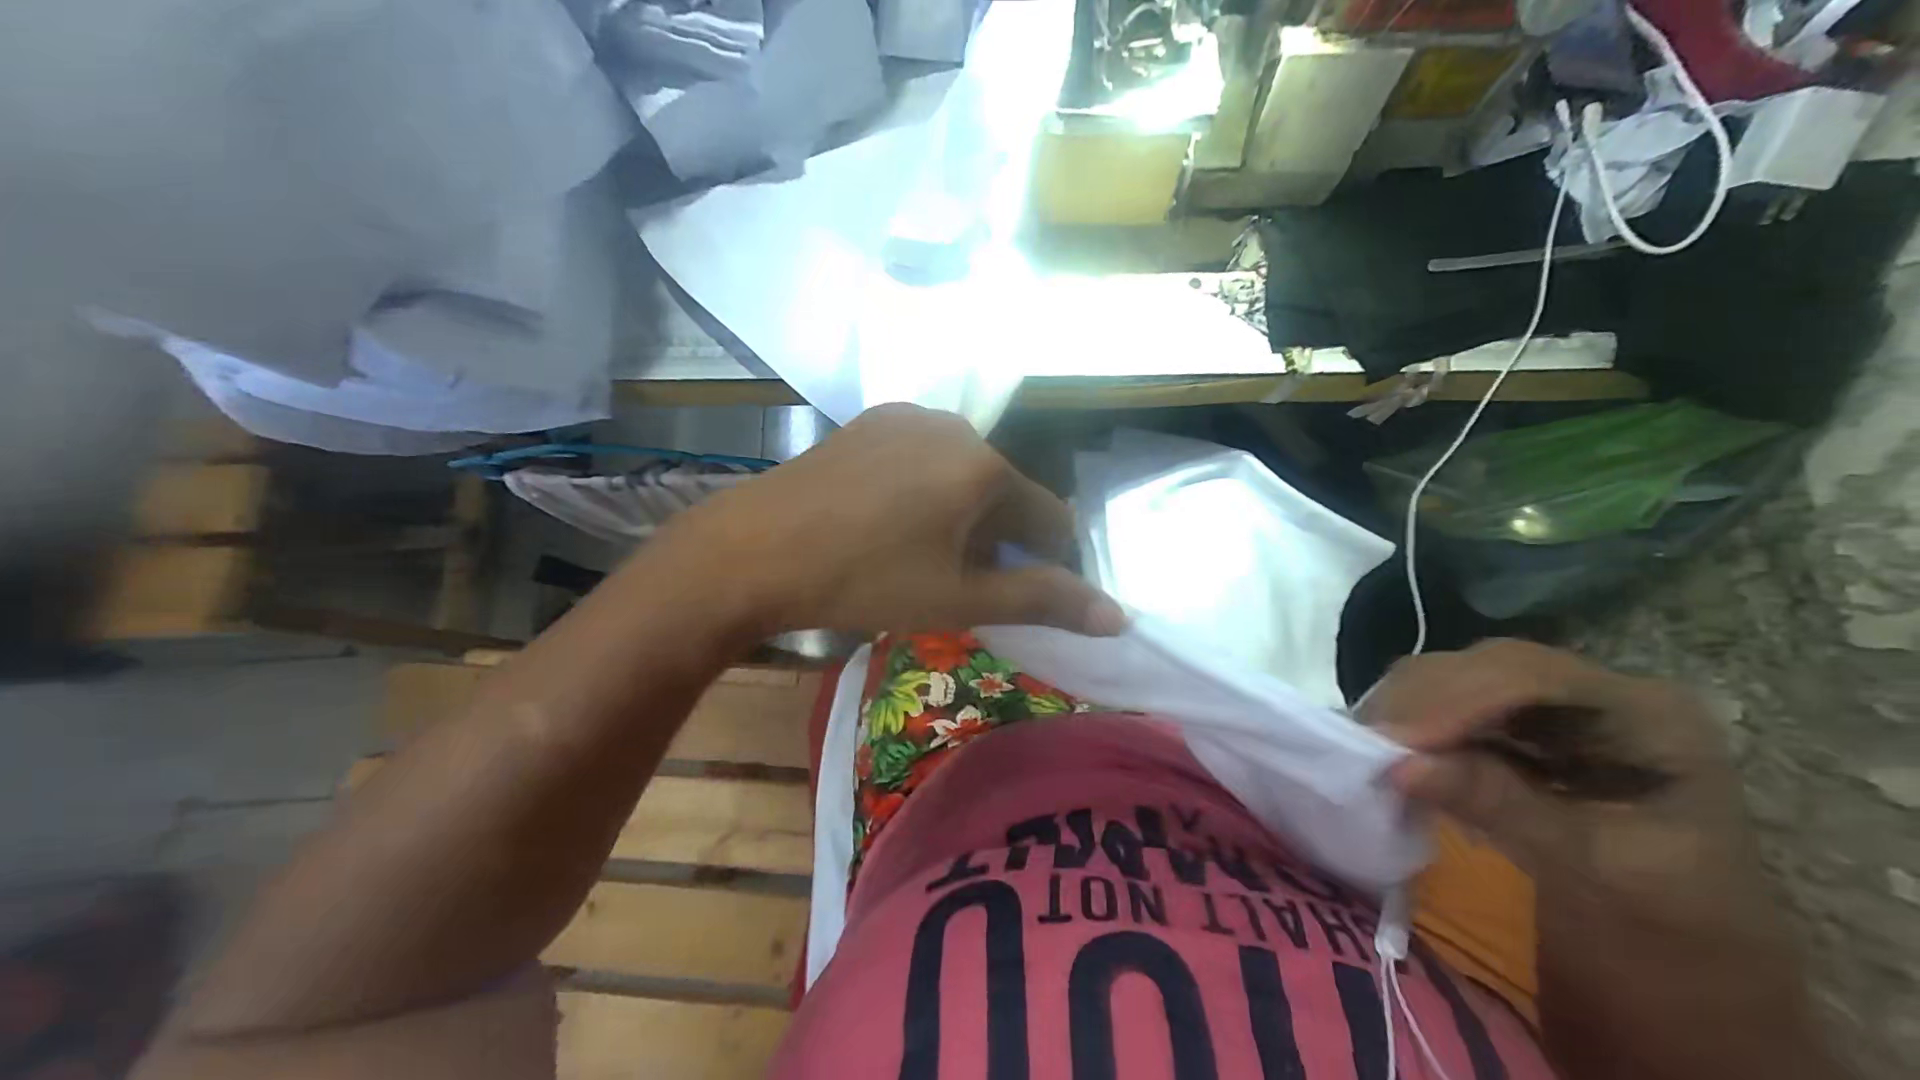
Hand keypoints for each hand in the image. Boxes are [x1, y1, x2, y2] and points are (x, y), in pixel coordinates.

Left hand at [656, 403, 1127, 637]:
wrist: (753, 550)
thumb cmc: (864, 579)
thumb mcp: (959, 598)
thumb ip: (1042, 600)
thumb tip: (1118, 616)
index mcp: (985, 464)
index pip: (1050, 516)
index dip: (1052, 561)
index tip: (1034, 595)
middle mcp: (953, 426)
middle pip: (1004, 492)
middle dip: (1001, 539)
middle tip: (967, 586)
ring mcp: (905, 418)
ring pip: (961, 473)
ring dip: (963, 515)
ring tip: (925, 558)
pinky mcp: (867, 423)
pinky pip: (921, 459)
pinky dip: (926, 491)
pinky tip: (890, 524)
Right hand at [1361, 639, 1764, 924]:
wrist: (1695, 970)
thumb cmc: (1673, 931)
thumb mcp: (1597, 871)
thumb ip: (1502, 807)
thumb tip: (1399, 767)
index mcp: (1650, 716)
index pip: (1531, 678)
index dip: (1452, 701)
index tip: (1390, 744)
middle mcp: (1599, 693)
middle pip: (1486, 667)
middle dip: (1420, 702)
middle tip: (1365, 747)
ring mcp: (1557, 708)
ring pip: (1460, 679)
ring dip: (1409, 711)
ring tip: (1370, 751)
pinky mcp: (1520, 730)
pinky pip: (1452, 708)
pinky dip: (1416, 727)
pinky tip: (1394, 753)